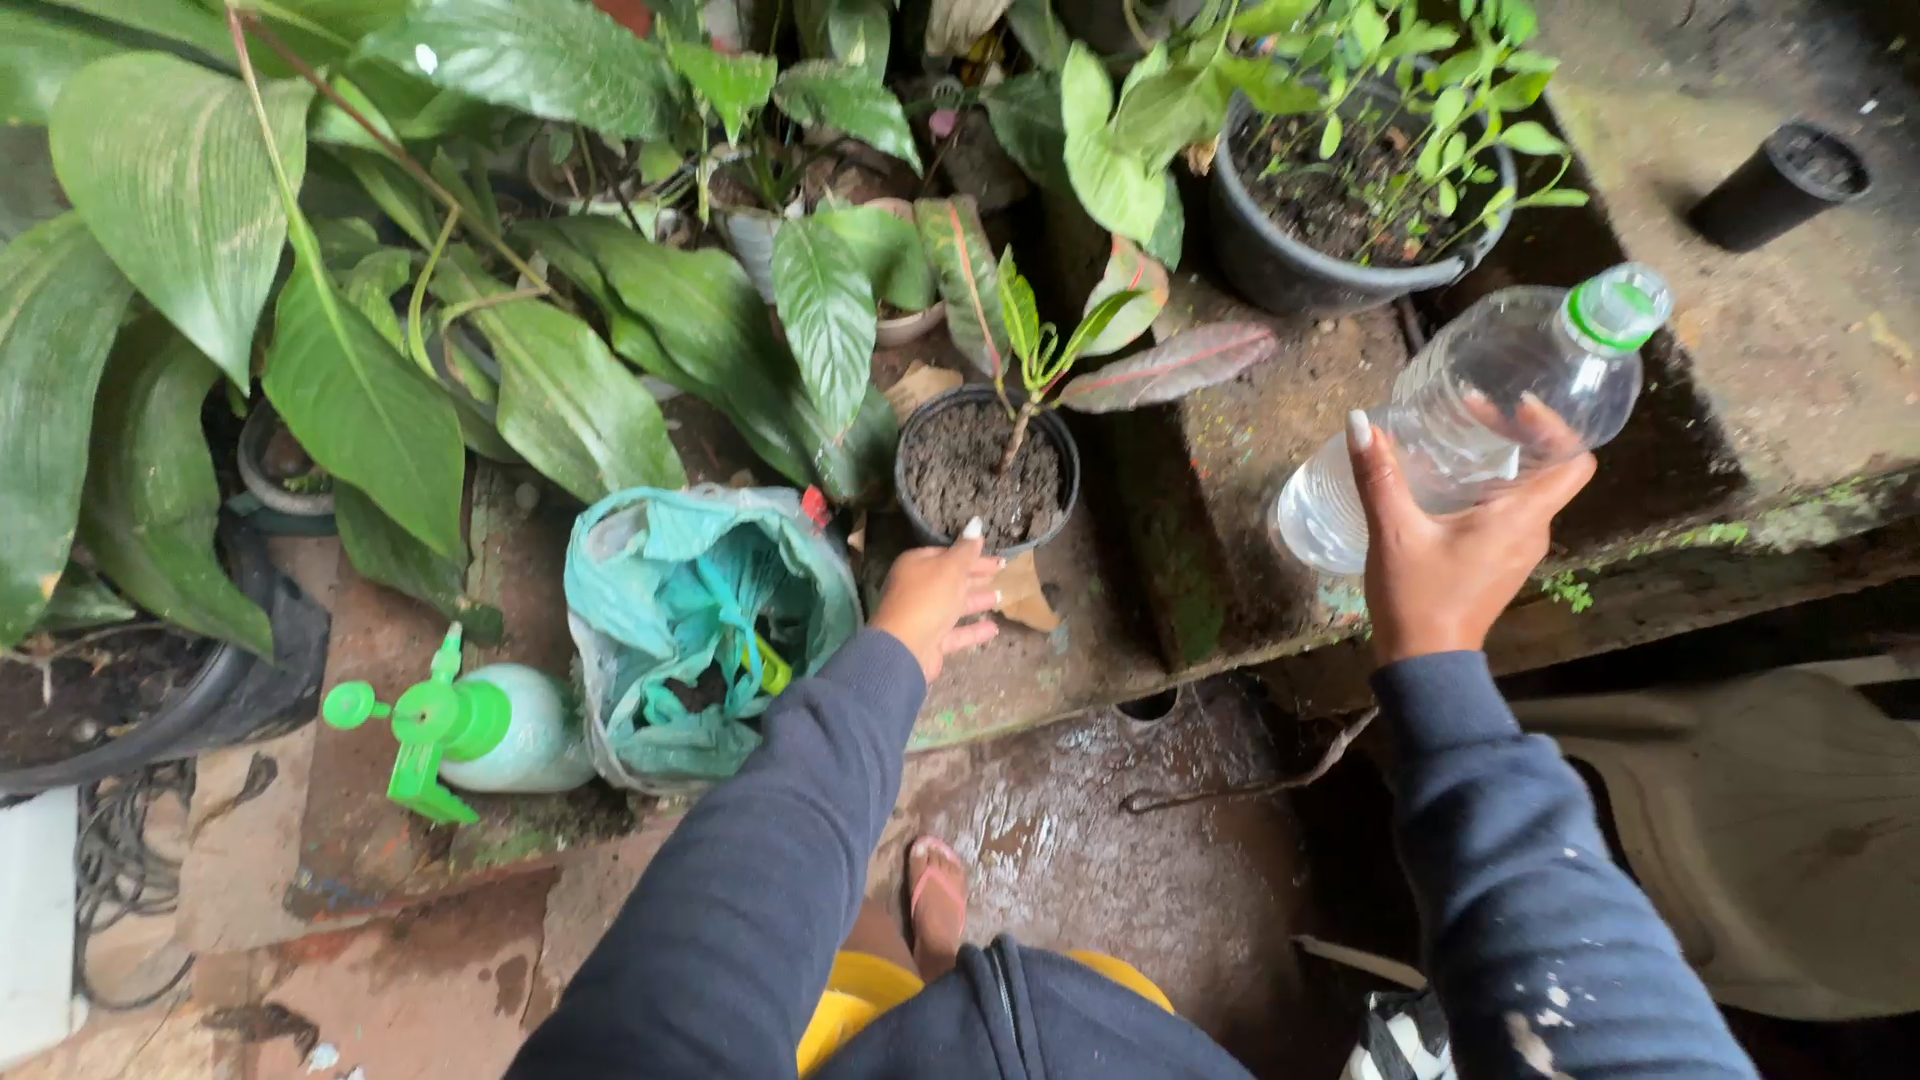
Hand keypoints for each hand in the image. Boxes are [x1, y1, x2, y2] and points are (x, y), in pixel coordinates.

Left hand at [870, 518, 1003, 681]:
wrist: (904, 648)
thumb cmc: (927, 599)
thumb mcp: (950, 568)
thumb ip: (966, 549)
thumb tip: (976, 524)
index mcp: (915, 566)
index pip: (946, 554)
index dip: (970, 554)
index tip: (993, 555)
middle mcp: (916, 589)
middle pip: (950, 579)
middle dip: (975, 575)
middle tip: (1002, 570)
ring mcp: (922, 616)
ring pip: (953, 605)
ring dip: (976, 600)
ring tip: (1000, 597)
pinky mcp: (930, 641)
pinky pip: (955, 632)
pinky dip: (973, 629)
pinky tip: (993, 628)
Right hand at [1348, 408, 1594, 665]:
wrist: (1423, 661)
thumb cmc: (1417, 596)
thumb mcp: (1393, 532)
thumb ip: (1379, 476)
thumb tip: (1360, 421)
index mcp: (1520, 518)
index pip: (1574, 459)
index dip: (1555, 424)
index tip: (1516, 402)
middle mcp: (1531, 531)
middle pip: (1548, 469)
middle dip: (1516, 435)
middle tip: (1471, 413)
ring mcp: (1516, 551)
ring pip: (1525, 492)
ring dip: (1499, 463)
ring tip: (1456, 442)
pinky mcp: (1496, 563)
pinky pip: (1505, 514)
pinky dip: (1486, 489)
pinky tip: (1445, 487)